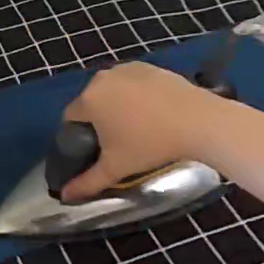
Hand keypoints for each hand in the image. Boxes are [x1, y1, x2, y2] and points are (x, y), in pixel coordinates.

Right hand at [59, 62, 234, 201]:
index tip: (94, 147)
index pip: (70, 117)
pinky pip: (132, 82)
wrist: (198, 121)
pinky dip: (136, 94)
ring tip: (137, 125)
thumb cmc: (150, 144)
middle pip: (91, 101)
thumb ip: (87, 183)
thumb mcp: (116, 168)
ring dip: (116, 104)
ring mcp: (126, 69)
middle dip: (98, 118)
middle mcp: (102, 78)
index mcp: (88, 100)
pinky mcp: (148, 66)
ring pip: (112, 90)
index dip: (77, 134)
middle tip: (117, 140)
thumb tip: (65, 196)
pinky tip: (152, 110)